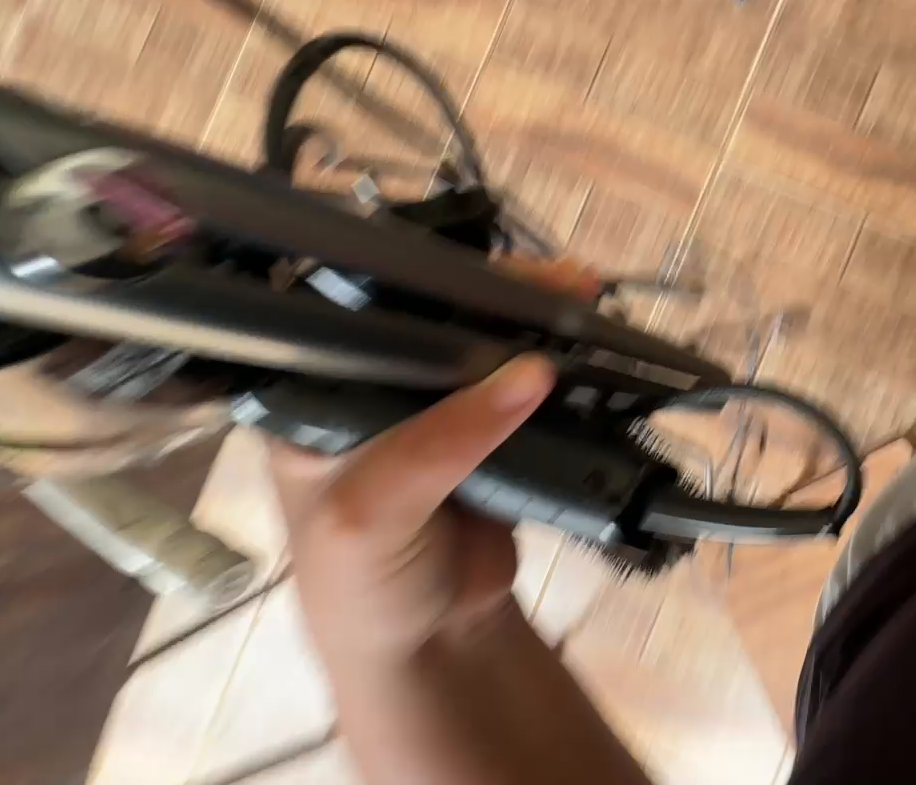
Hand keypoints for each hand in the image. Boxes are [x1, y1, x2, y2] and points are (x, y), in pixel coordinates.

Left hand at [270, 258, 596, 664]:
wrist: (435, 641)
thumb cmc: (368, 582)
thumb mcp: (378, 512)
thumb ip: (444, 441)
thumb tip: (537, 370)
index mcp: (322, 395)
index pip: (374, 316)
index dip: (437, 285)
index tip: (505, 274)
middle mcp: (380, 390)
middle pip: (443, 320)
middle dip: (506, 294)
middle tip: (569, 282)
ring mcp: (442, 409)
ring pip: (492, 345)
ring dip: (542, 320)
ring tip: (590, 294)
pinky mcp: (495, 430)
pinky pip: (528, 384)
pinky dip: (563, 360)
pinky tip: (593, 339)